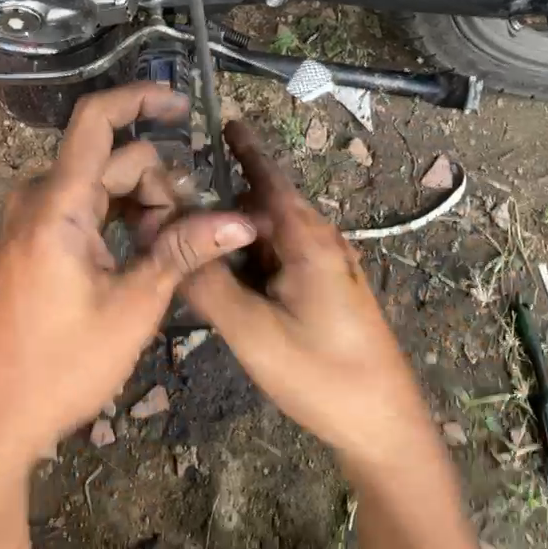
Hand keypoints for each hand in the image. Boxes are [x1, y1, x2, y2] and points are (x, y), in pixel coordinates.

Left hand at [0, 84, 255, 548]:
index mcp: (57, 204)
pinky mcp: (30, 240)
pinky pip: (80, 208)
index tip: (182, 104)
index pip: (96, 120)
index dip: (140, 98)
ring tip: (167, 254)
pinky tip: (141, 256)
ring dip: (139, 206)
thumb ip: (182, 252)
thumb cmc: (59, 367)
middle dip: (158, 185)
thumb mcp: (131, 308)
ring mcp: (29, 219)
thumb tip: (242, 221)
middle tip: (190, 234)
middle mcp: (38, 198)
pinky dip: (115, 220)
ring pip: (99, 185)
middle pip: (112, 161)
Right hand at [182, 121, 434, 459]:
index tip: (220, 119)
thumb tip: (162, 235)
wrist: (386, 429)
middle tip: (172, 220)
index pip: (267, 176)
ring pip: (269, 237)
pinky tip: (229, 290)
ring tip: (193, 259)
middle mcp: (320, 240)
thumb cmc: (322, 375)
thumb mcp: (253, 331)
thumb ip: (206, 282)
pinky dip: (251, 264)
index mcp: (307, 237)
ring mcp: (327, 267)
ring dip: (234, 242)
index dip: (243, 148)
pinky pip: (281, 261)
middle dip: (220, 210)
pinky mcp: (328, 291)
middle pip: (261, 207)